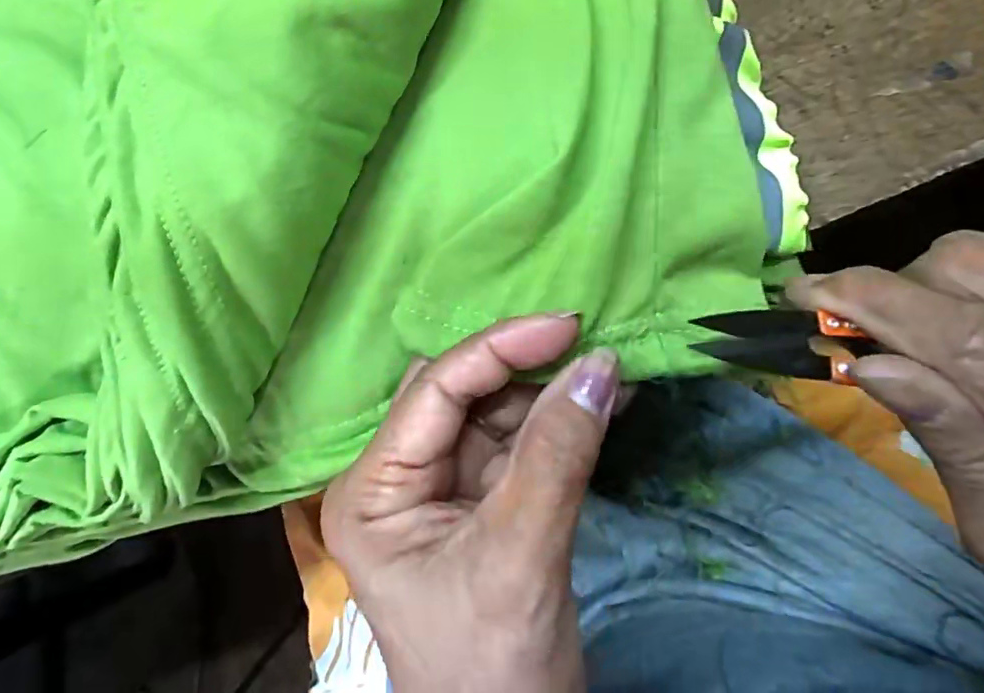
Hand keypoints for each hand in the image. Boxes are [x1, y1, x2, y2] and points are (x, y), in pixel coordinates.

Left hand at [322, 314, 620, 692]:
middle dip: (525, 367)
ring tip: (608, 373)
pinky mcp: (485, 497)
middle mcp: (400, 475)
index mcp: (375, 489)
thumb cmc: (491, 669)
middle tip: (589, 348)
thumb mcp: (521, 558)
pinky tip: (603, 402)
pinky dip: (563, 419)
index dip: (500, 348)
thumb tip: (600, 362)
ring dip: (552, 390)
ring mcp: (444, 484)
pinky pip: (524, 439)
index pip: (436, 390)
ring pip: (497, 408)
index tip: (566, 325)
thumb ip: (558, 455)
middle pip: (463, 391)